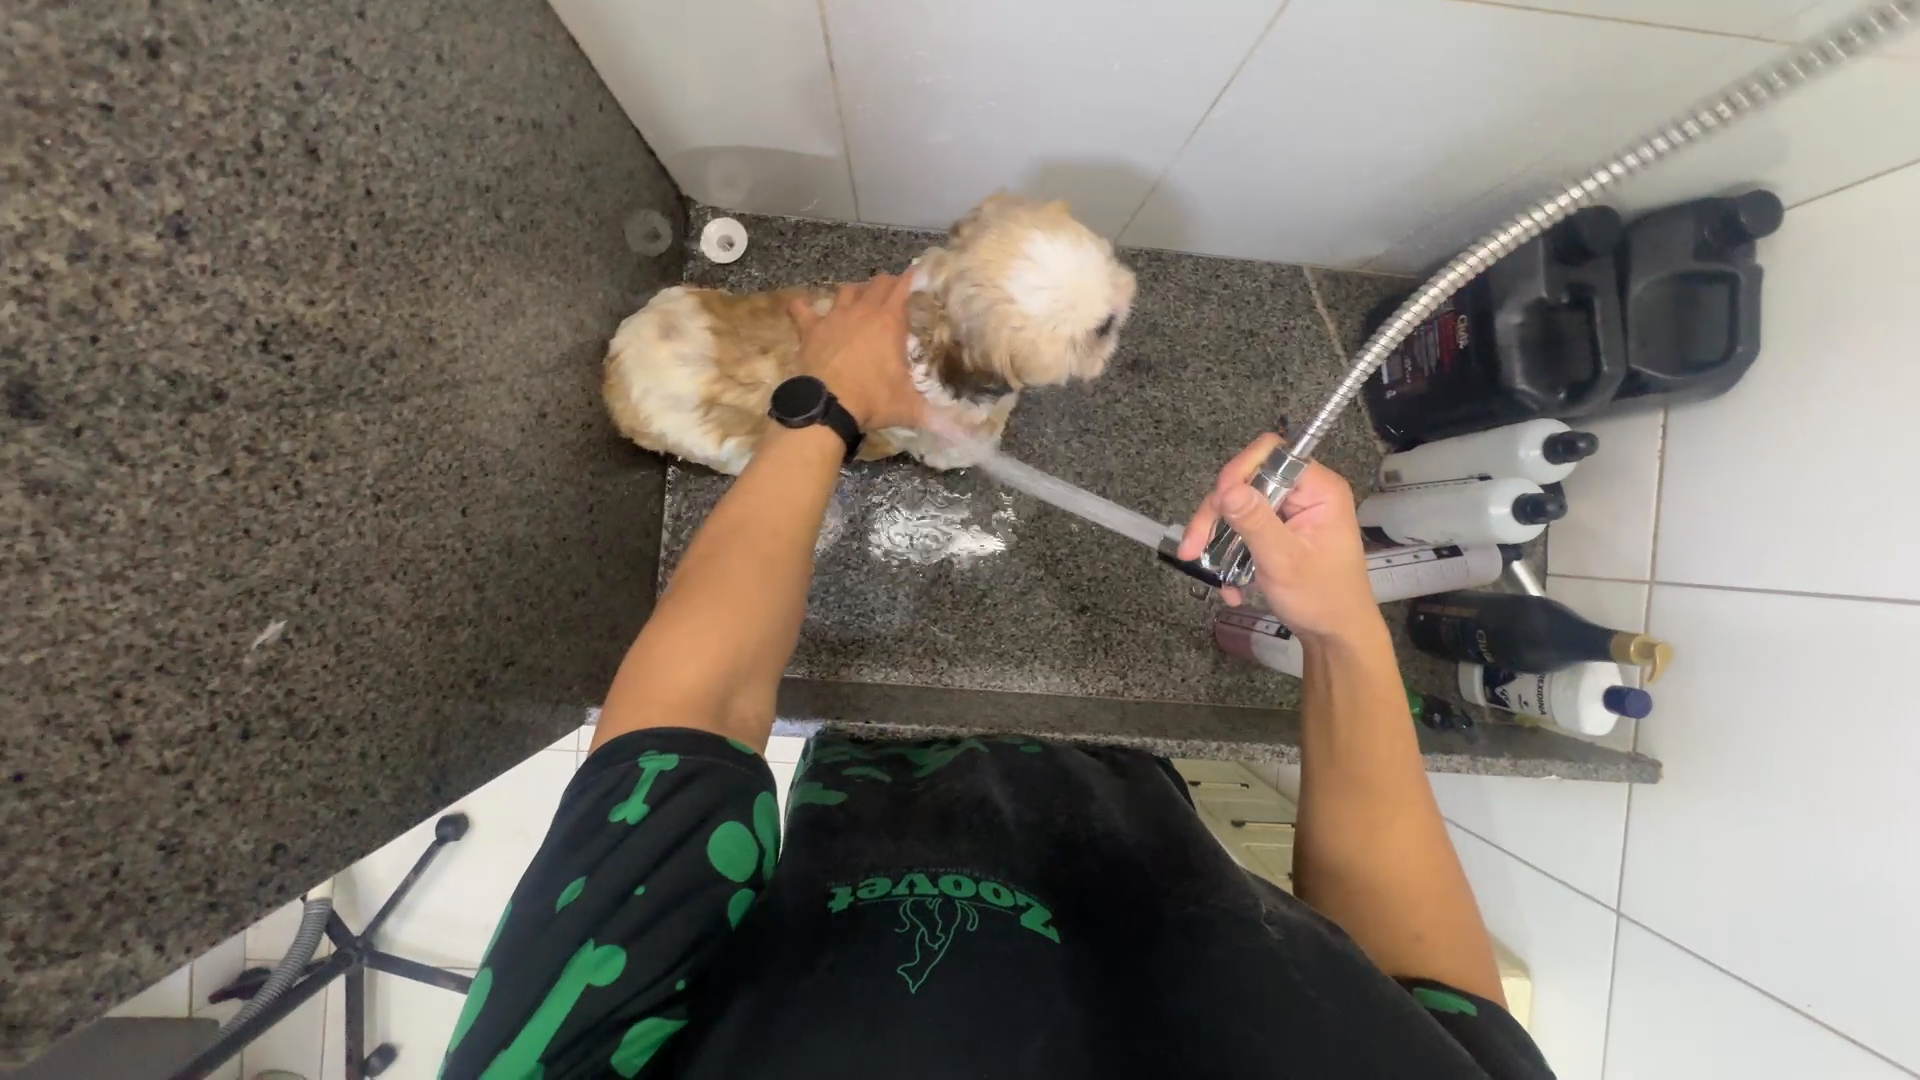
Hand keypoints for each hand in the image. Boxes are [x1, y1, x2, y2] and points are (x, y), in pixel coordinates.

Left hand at [789, 273, 925, 431]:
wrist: (827, 406)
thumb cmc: (872, 401)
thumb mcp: (909, 408)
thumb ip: (937, 417)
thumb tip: (964, 434)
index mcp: (890, 322)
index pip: (904, 287)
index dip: (912, 278)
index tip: (918, 276)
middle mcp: (863, 311)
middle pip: (877, 284)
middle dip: (887, 285)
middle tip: (893, 293)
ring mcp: (834, 317)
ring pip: (847, 290)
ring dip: (856, 292)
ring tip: (860, 299)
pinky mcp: (810, 329)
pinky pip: (803, 308)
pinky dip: (805, 307)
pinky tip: (806, 308)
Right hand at [1177, 434, 1383, 645]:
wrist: (1334, 635)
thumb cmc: (1321, 598)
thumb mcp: (1284, 561)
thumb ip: (1255, 522)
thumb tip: (1226, 489)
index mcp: (1318, 490)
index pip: (1271, 454)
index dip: (1238, 472)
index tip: (1218, 504)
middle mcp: (1303, 494)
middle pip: (1244, 482)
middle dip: (1216, 516)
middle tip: (1193, 549)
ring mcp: (1288, 513)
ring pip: (1236, 507)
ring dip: (1217, 540)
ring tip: (1208, 570)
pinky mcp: (1276, 531)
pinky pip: (1241, 528)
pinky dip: (1228, 554)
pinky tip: (1229, 583)